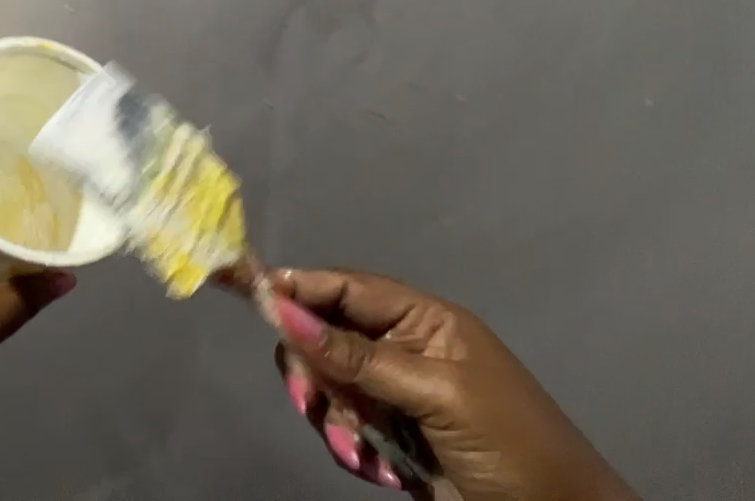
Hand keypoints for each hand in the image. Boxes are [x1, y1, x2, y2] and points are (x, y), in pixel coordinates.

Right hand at [264, 268, 637, 500]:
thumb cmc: (511, 445)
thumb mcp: (434, 394)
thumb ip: (356, 356)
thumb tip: (283, 310)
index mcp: (423, 319)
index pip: (345, 288)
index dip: (296, 286)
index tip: (244, 285)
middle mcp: (403, 346)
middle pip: (325, 336)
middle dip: (312, 369)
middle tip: (310, 402)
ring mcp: (396, 392)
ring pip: (329, 384)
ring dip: (332, 416)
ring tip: (358, 452)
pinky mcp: (392, 433)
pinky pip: (344, 424)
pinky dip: (349, 445)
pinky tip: (375, 468)